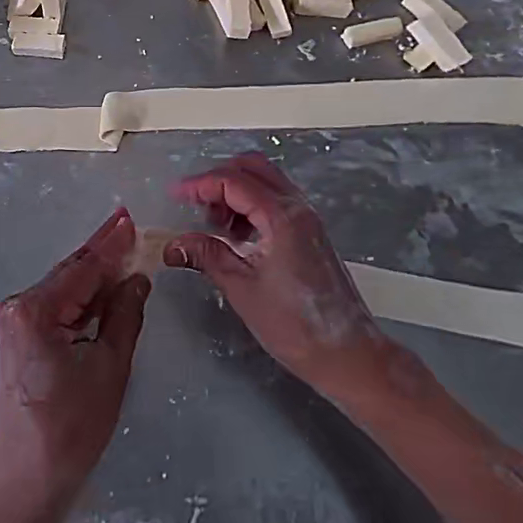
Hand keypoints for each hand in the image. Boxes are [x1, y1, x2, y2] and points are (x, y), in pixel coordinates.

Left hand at [0, 209, 149, 522]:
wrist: (26, 475)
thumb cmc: (69, 427)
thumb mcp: (109, 367)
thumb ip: (124, 315)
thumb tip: (136, 280)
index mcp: (35, 310)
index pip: (83, 268)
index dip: (111, 243)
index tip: (129, 219)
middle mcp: (20, 307)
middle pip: (72, 272)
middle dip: (103, 252)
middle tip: (129, 225)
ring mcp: (17, 321)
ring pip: (66, 288)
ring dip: (96, 276)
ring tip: (125, 251)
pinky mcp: (21, 336)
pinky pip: (59, 305)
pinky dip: (84, 298)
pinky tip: (106, 288)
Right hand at [163, 153, 389, 397]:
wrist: (348, 354)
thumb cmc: (294, 326)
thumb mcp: (242, 289)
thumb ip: (207, 256)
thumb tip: (173, 245)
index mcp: (281, 216)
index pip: (233, 181)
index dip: (200, 184)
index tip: (175, 196)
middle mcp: (296, 207)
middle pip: (252, 168)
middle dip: (219, 180)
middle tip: (196, 206)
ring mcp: (307, 217)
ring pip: (265, 181)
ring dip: (236, 192)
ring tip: (216, 226)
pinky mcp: (310, 231)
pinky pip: (276, 200)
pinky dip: (252, 205)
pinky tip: (238, 237)